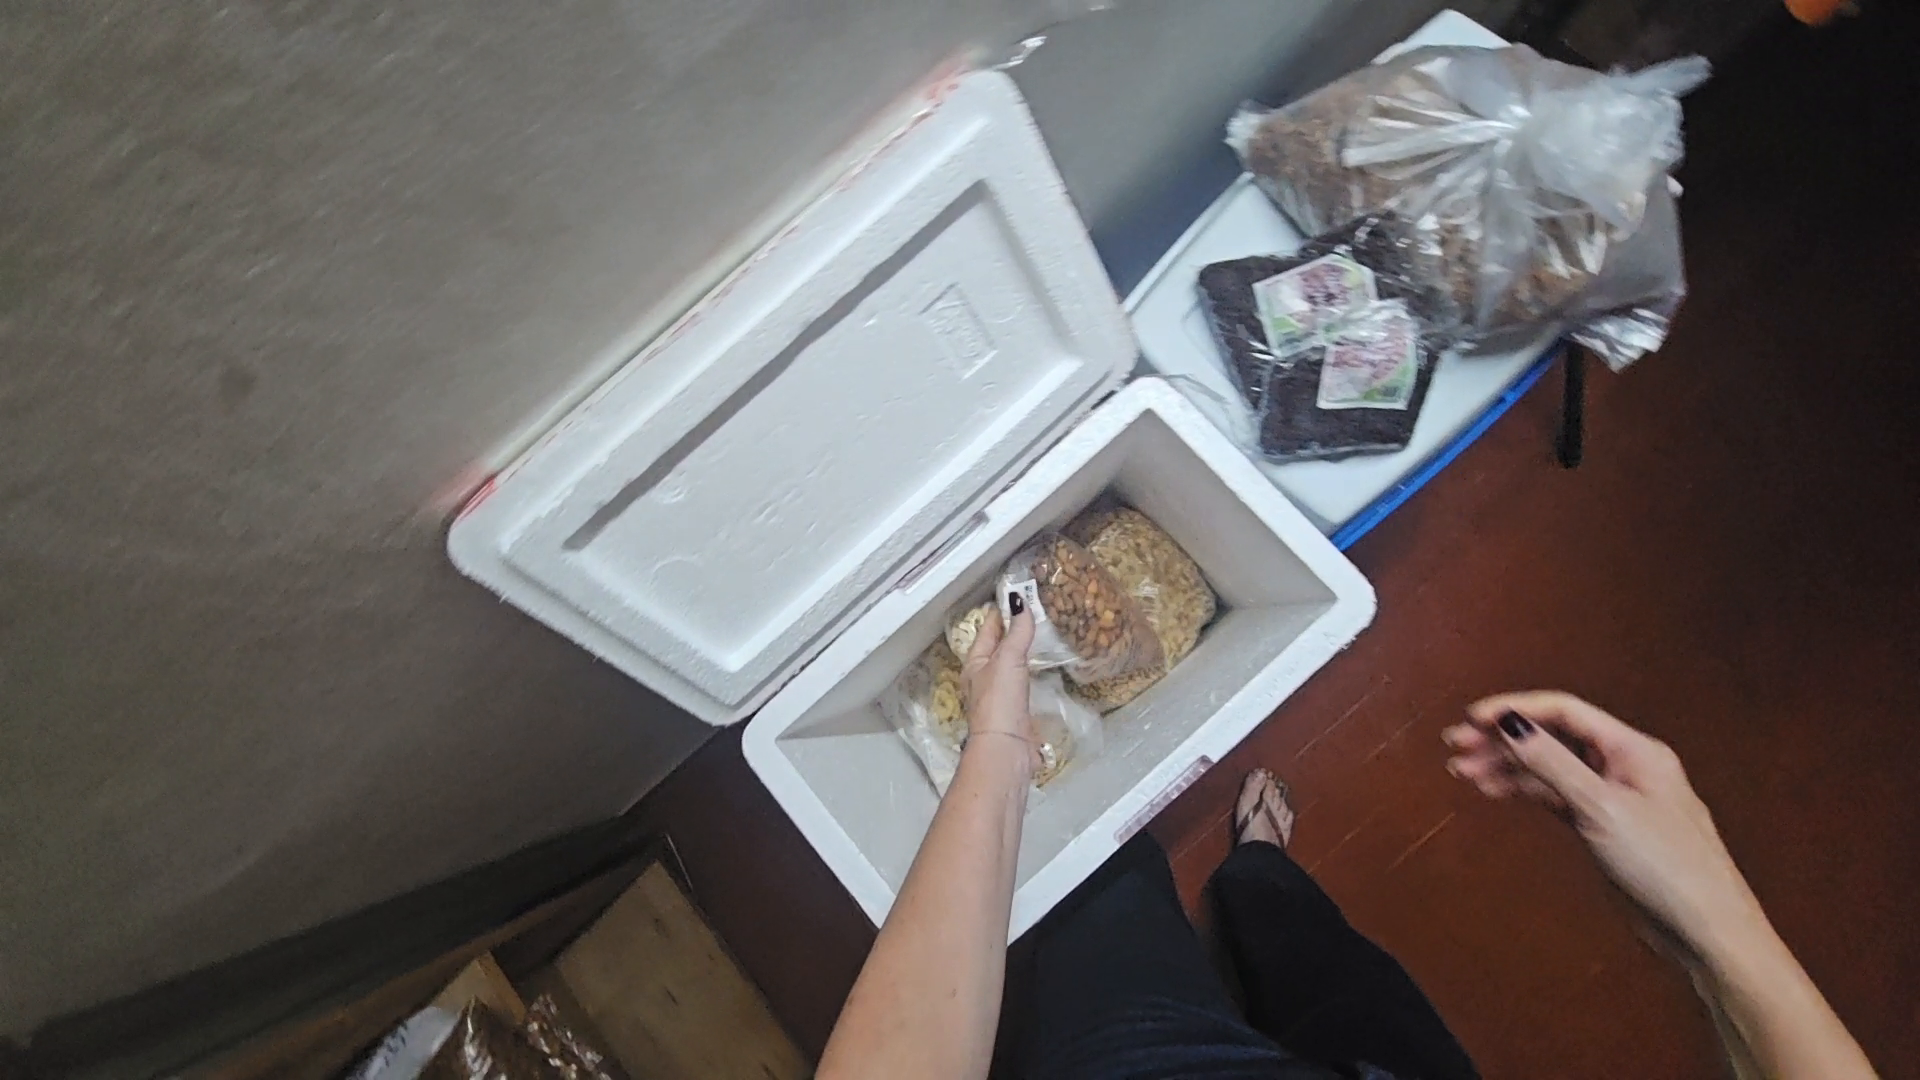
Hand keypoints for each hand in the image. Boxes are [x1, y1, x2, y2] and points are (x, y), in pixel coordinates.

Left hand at [960, 596, 1036, 763]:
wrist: (1006, 748)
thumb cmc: (1000, 700)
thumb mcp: (1007, 659)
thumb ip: (1017, 632)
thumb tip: (1020, 601)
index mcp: (975, 661)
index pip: (988, 628)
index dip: (1000, 611)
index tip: (1016, 593)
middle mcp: (984, 676)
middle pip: (999, 646)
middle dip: (1013, 629)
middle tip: (1035, 610)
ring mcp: (1000, 694)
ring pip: (1011, 663)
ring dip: (1023, 650)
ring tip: (1042, 634)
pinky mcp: (1016, 709)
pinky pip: (1024, 681)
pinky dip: (1032, 670)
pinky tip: (1043, 667)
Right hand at [1443, 691, 1766, 959]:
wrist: (1707, 936)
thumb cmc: (1666, 866)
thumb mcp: (1602, 808)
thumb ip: (1551, 762)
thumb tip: (1508, 723)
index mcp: (1633, 750)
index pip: (1563, 711)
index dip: (1514, 709)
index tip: (1470, 718)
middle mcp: (1620, 764)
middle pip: (1549, 736)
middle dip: (1500, 738)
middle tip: (1455, 745)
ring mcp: (1609, 793)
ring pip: (1544, 765)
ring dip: (1503, 764)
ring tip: (1462, 771)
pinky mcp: (1598, 820)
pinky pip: (1549, 791)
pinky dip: (1519, 788)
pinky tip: (1490, 789)